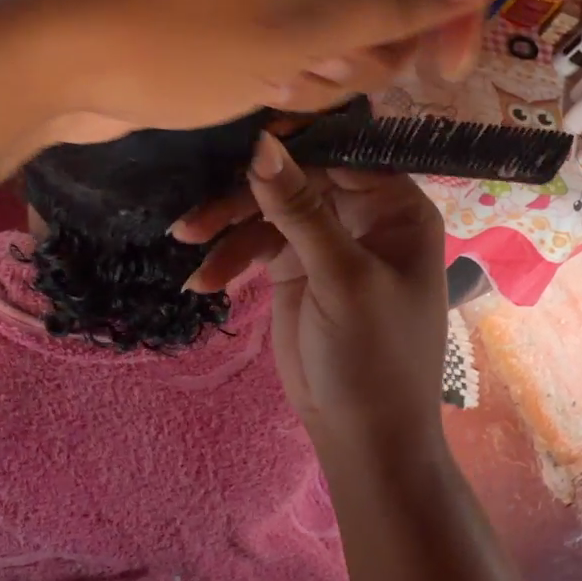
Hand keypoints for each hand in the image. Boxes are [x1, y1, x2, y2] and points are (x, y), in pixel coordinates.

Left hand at [0, 0, 523, 153]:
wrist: (56, 62)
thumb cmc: (179, 38)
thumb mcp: (301, 26)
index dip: (442, 12)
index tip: (445, 72)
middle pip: (376, 2)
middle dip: (359, 54)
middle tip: (304, 72)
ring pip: (329, 38)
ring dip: (314, 74)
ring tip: (264, 83)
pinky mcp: (224, 28)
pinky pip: (283, 54)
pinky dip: (277, 80)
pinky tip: (248, 92)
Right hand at [171, 132, 449, 442]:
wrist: (362, 436)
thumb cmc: (373, 355)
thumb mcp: (338, 277)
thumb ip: (298, 208)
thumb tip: (260, 144)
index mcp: (396, 208)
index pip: (338, 155)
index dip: (289, 147)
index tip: (236, 144)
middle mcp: (362, 214)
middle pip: (294, 180)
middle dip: (243, 198)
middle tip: (196, 216)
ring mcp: (325, 239)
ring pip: (266, 209)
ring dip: (226, 228)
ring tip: (186, 241)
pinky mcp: (294, 265)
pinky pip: (255, 243)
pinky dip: (229, 258)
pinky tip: (204, 281)